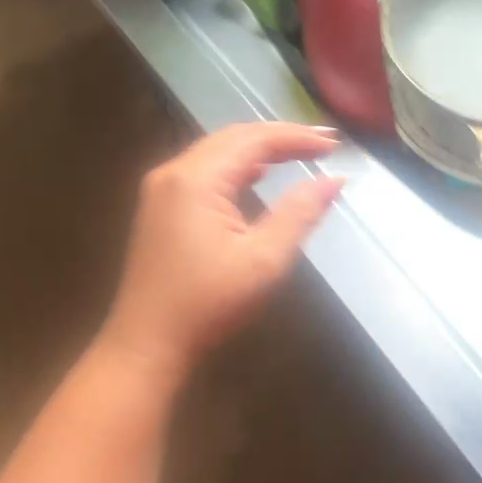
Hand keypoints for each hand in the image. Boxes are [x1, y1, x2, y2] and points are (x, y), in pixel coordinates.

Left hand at [102, 123, 344, 371]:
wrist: (147, 345)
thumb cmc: (207, 305)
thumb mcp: (263, 261)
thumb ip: (299, 214)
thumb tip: (334, 180)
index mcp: (196, 179)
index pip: (253, 140)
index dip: (297, 137)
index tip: (334, 144)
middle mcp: (173, 173)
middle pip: (232, 138)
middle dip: (279, 137)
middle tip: (322, 144)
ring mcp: (161, 191)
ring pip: (216, 153)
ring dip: (258, 150)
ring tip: (298, 154)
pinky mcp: (159, 210)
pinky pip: (203, 172)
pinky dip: (236, 167)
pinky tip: (256, 176)